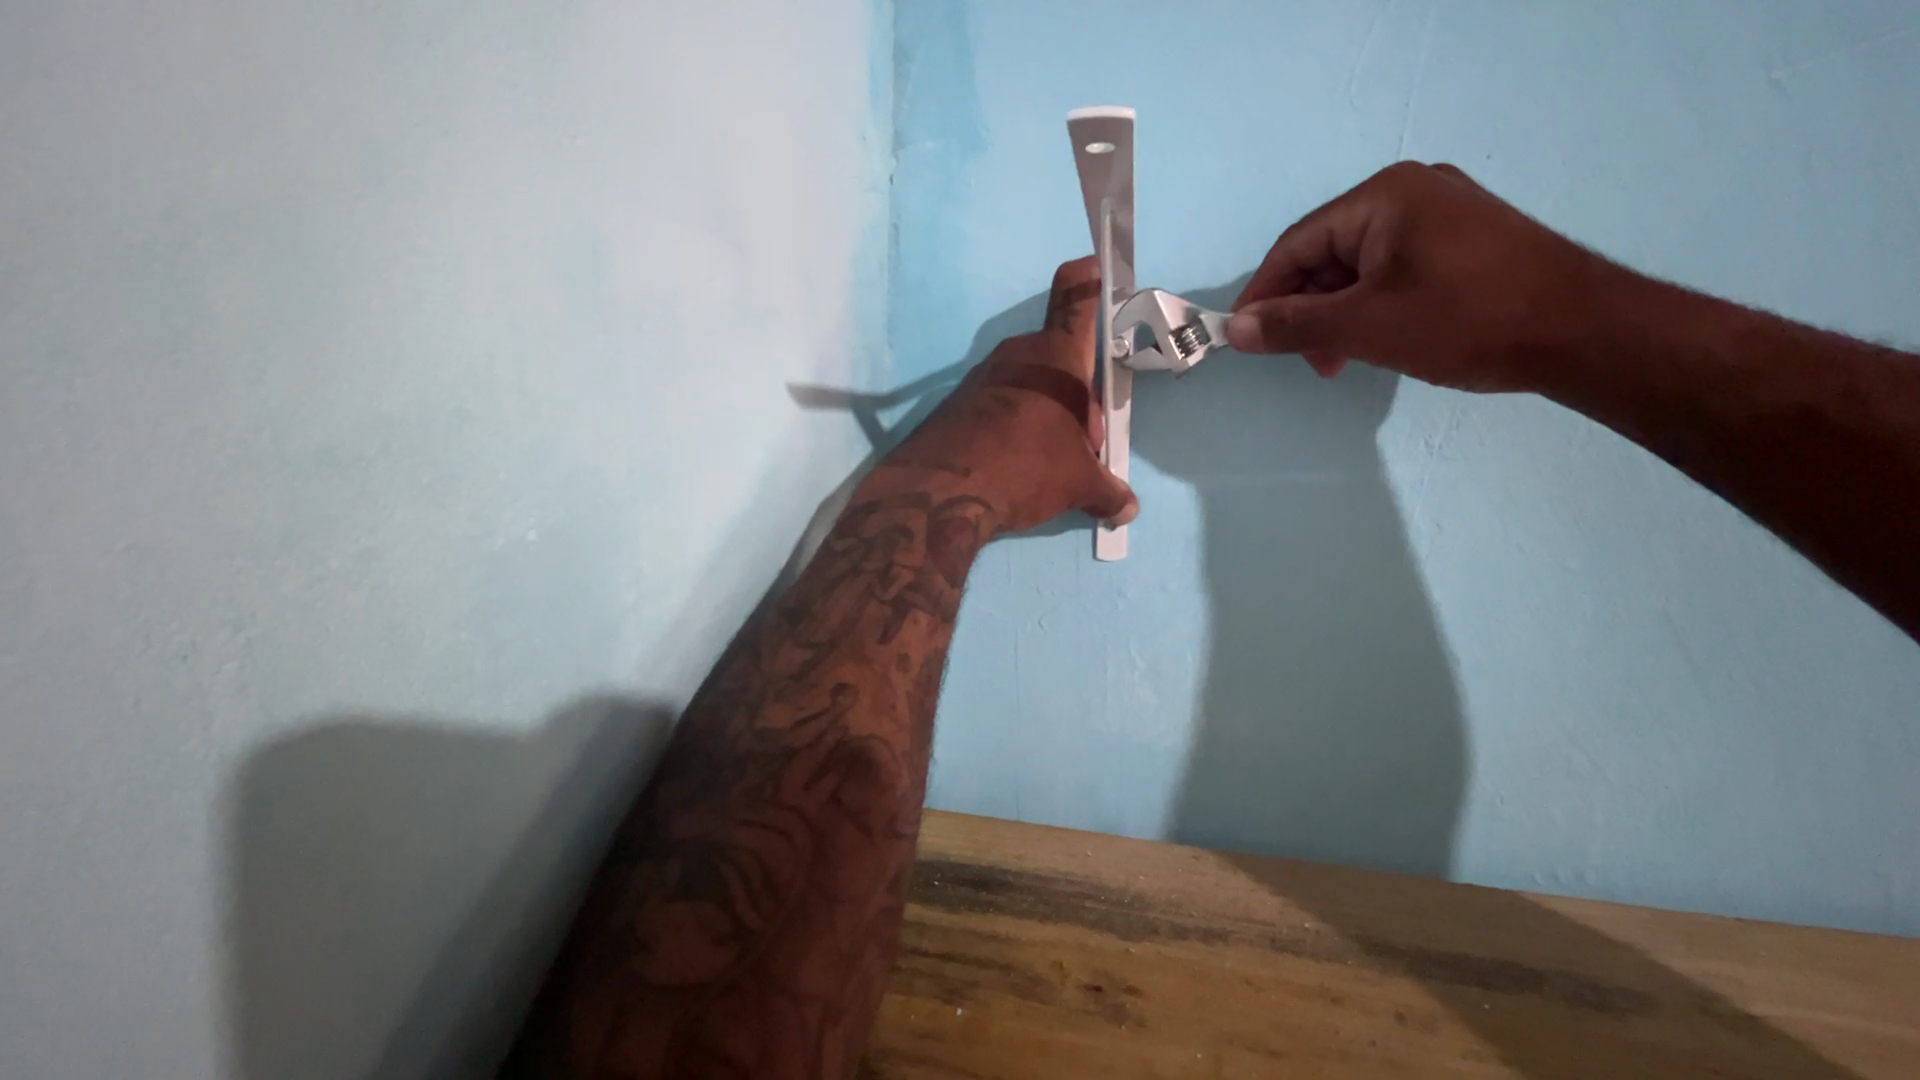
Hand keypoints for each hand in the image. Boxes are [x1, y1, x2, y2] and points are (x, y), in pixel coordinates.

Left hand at [873, 256, 1137, 532]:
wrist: (940, 491)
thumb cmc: (1025, 468)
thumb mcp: (1078, 484)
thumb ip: (1108, 491)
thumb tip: (1127, 508)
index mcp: (1058, 356)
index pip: (1077, 295)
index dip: (1091, 277)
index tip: (1099, 268)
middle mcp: (1019, 354)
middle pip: (1062, 361)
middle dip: (1081, 400)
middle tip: (1086, 447)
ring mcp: (983, 376)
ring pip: (1032, 386)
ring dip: (1049, 417)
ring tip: (1050, 465)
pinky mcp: (958, 402)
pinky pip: (1002, 404)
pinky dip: (1017, 427)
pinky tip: (1016, 467)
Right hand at [1227, 162, 1615, 392]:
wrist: (1582, 333)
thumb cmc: (1465, 320)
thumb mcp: (1365, 327)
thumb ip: (1292, 326)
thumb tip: (1235, 331)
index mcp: (1383, 197)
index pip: (1296, 245)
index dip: (1263, 295)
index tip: (1244, 339)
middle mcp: (1411, 193)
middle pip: (1327, 254)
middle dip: (1305, 310)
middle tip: (1302, 360)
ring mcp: (1443, 216)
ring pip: (1360, 268)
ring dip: (1337, 316)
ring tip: (1338, 362)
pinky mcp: (1464, 243)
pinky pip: (1394, 272)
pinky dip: (1371, 309)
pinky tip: (1374, 342)